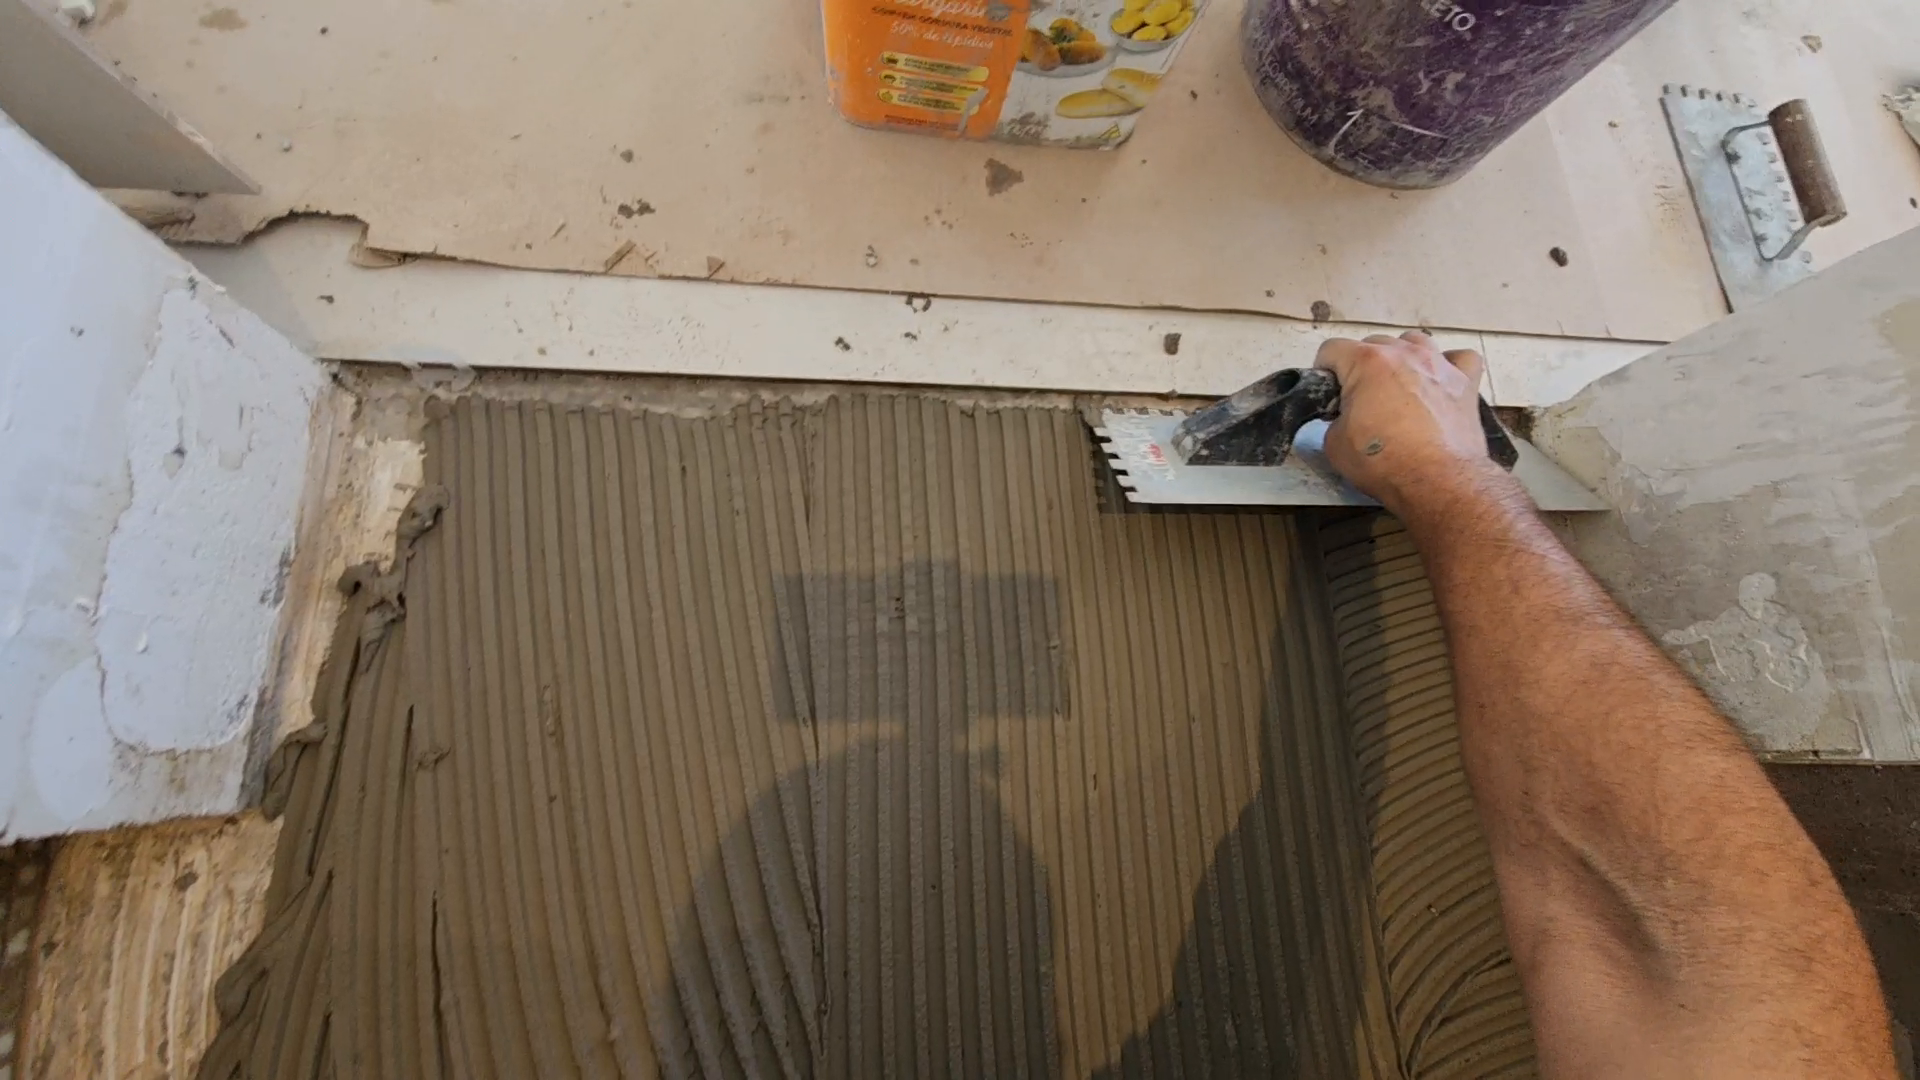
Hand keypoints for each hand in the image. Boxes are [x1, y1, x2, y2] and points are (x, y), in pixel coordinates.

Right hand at [1313, 331, 1502, 515]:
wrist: (1437, 479)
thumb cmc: (1380, 461)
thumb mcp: (1333, 442)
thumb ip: (1335, 417)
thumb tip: (1346, 416)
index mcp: (1367, 363)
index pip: (1332, 349)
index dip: (1322, 371)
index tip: (1326, 394)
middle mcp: (1404, 353)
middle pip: (1373, 343)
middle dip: (1359, 366)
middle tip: (1357, 397)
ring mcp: (1440, 364)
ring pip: (1414, 341)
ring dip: (1399, 358)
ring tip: (1395, 385)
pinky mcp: (1467, 382)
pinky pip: (1457, 358)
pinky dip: (1445, 366)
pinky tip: (1437, 382)